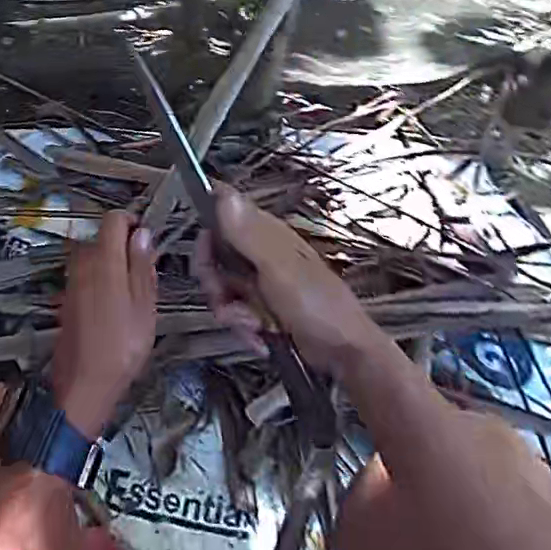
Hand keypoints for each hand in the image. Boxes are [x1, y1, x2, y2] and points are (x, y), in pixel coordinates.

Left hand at [50, 211, 156, 437]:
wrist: (83, 384)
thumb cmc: (122, 345)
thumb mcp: (144, 305)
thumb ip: (142, 264)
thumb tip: (142, 233)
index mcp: (103, 259)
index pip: (113, 219)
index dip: (132, 222)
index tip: (147, 242)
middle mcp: (82, 262)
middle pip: (104, 237)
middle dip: (125, 247)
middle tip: (146, 275)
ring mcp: (72, 279)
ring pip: (96, 256)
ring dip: (114, 265)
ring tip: (133, 296)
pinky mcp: (67, 296)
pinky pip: (88, 274)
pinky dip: (102, 280)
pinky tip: (114, 307)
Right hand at [194, 185, 382, 373]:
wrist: (345, 355)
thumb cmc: (318, 306)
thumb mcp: (278, 267)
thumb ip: (248, 233)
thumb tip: (223, 194)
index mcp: (265, 231)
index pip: (223, 210)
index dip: (207, 228)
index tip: (205, 254)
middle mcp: (259, 251)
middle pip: (214, 255)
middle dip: (214, 282)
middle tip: (225, 298)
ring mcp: (260, 280)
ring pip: (222, 287)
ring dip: (231, 311)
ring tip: (252, 324)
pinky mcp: (262, 306)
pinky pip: (235, 311)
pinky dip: (242, 326)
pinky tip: (260, 335)